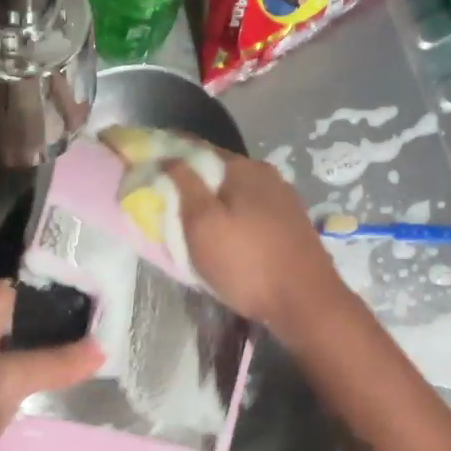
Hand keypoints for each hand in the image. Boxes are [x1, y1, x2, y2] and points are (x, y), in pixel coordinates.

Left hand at [0, 281, 104, 450]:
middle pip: (13, 318)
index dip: (51, 291)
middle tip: (95, 336)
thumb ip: (54, 363)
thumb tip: (102, 347)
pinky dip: (22, 377)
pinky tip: (45, 390)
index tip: (91, 305)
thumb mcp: (9, 381)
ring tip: (80, 362)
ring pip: (7, 348)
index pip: (15, 288)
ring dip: (38, 354)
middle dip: (51, 326)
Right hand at [164, 152, 339, 328]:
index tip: (146, 167)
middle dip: (191, 181)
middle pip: (218, 171)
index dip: (169, 155)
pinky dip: (231, 217)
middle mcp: (267, 175)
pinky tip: (224, 236)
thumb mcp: (202, 224)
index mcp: (243, 168)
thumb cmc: (245, 263)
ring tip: (190, 222)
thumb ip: (184, 185)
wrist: (304, 301)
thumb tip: (169, 158)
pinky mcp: (290, 224)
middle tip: (164, 201)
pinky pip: (250, 211)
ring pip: (235, 193)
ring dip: (212, 201)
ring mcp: (283, 199)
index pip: (197, 148)